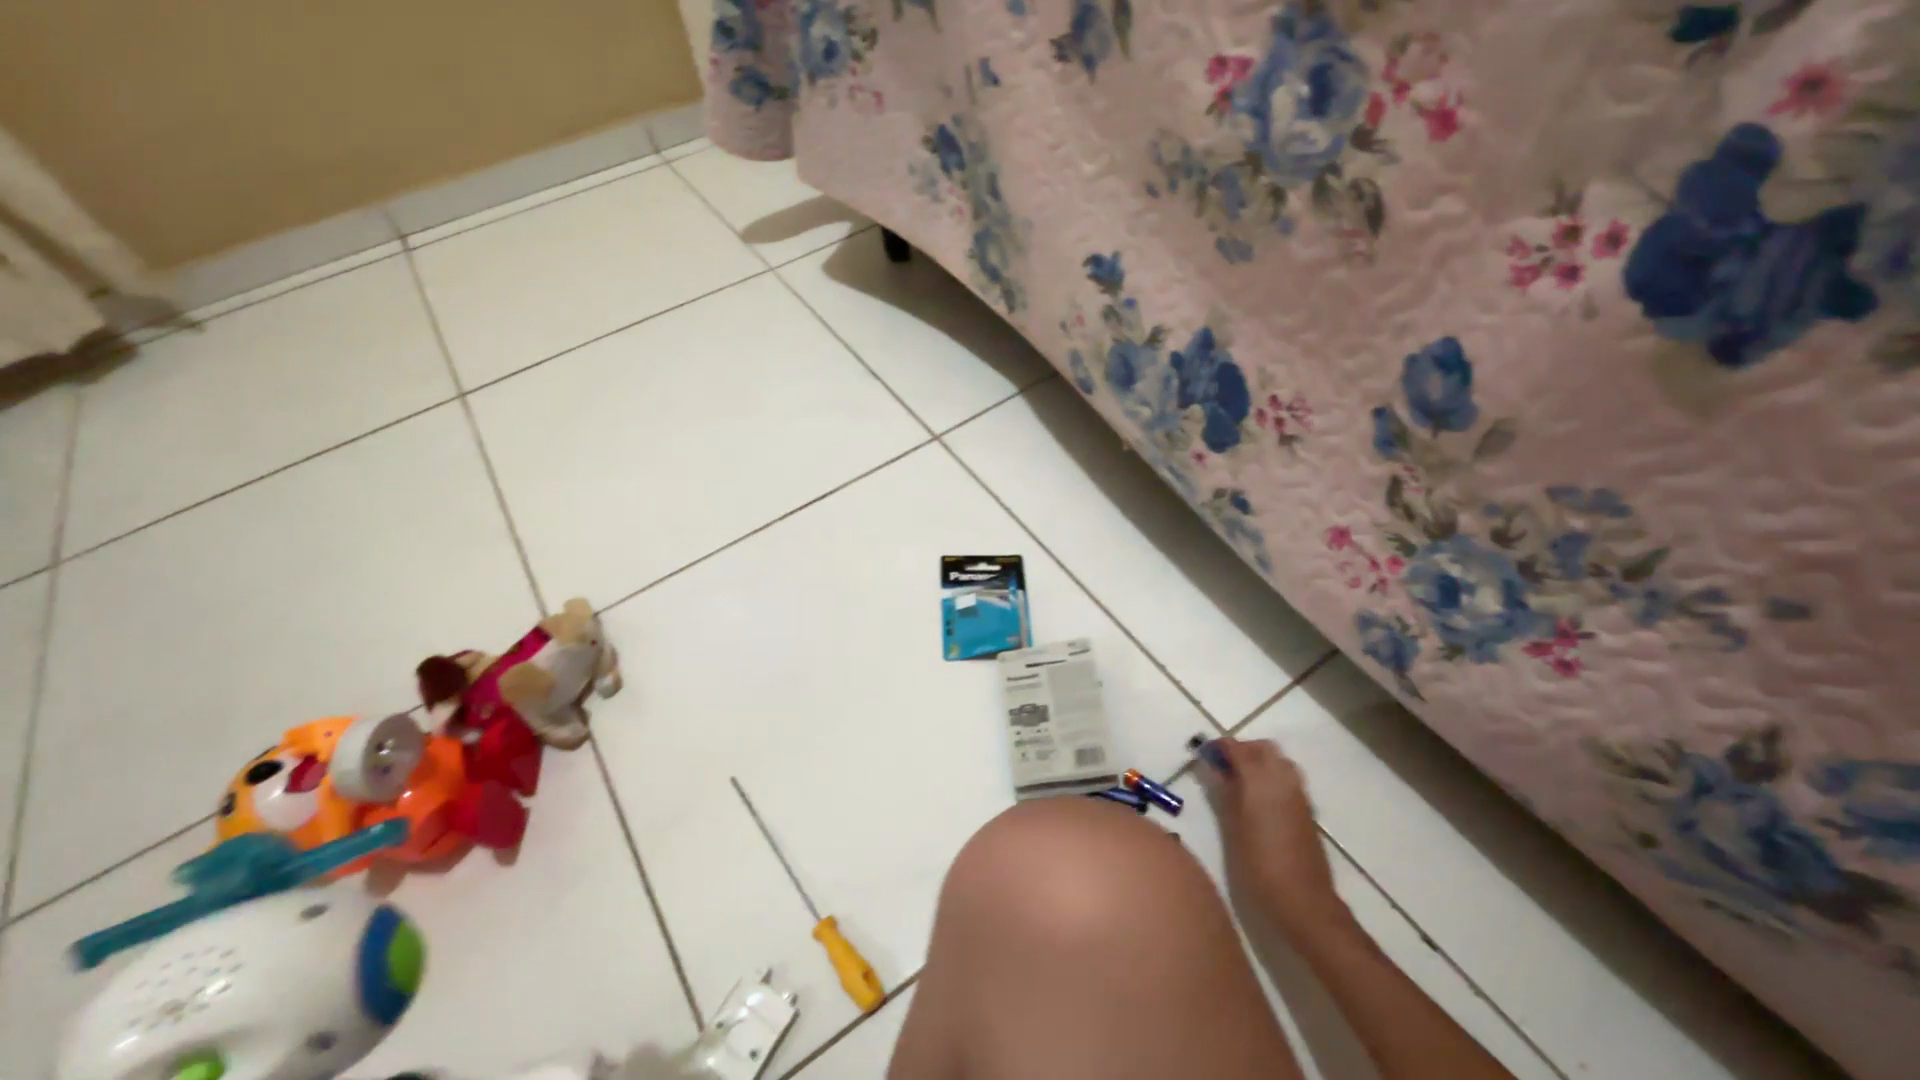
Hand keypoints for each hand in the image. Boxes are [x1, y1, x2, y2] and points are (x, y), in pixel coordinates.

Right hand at [1200, 738, 1346, 939]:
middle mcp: (1283, 780)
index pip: (1238, 749)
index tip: (1203, 753)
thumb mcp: (1232, 830)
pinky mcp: (1307, 809)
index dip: (1219, 747)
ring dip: (1259, 761)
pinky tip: (1257, 799)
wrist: (1303, 899)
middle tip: (1221, 767)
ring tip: (1238, 782)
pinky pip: (1288, 778)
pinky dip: (1271, 776)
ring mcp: (1298, 794)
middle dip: (1242, 749)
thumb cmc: (1258, 867)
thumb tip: (1212, 769)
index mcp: (1260, 782)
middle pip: (1263, 748)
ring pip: (1279, 761)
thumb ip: (1223, 794)